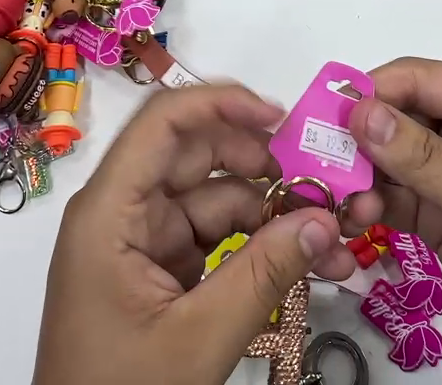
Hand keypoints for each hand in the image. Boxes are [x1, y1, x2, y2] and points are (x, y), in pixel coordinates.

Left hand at [33, 85, 359, 384]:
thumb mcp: (198, 338)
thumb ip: (264, 274)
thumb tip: (324, 220)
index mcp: (110, 208)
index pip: (163, 123)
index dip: (220, 103)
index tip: (280, 116)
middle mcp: (124, 209)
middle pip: (196, 155)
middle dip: (262, 162)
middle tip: (322, 177)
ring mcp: (144, 238)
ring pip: (215, 196)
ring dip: (272, 210)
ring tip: (331, 233)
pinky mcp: (162, 267)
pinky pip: (217, 235)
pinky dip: (259, 243)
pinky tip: (304, 257)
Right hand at [340, 58, 441, 384]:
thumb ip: (427, 160)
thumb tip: (359, 112)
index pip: (421, 78)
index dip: (372, 91)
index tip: (326, 119)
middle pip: (399, 114)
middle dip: (359, 137)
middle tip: (320, 167)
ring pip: (390, 157)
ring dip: (360, 175)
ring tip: (341, 206)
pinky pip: (395, 197)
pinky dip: (370, 205)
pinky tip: (352, 221)